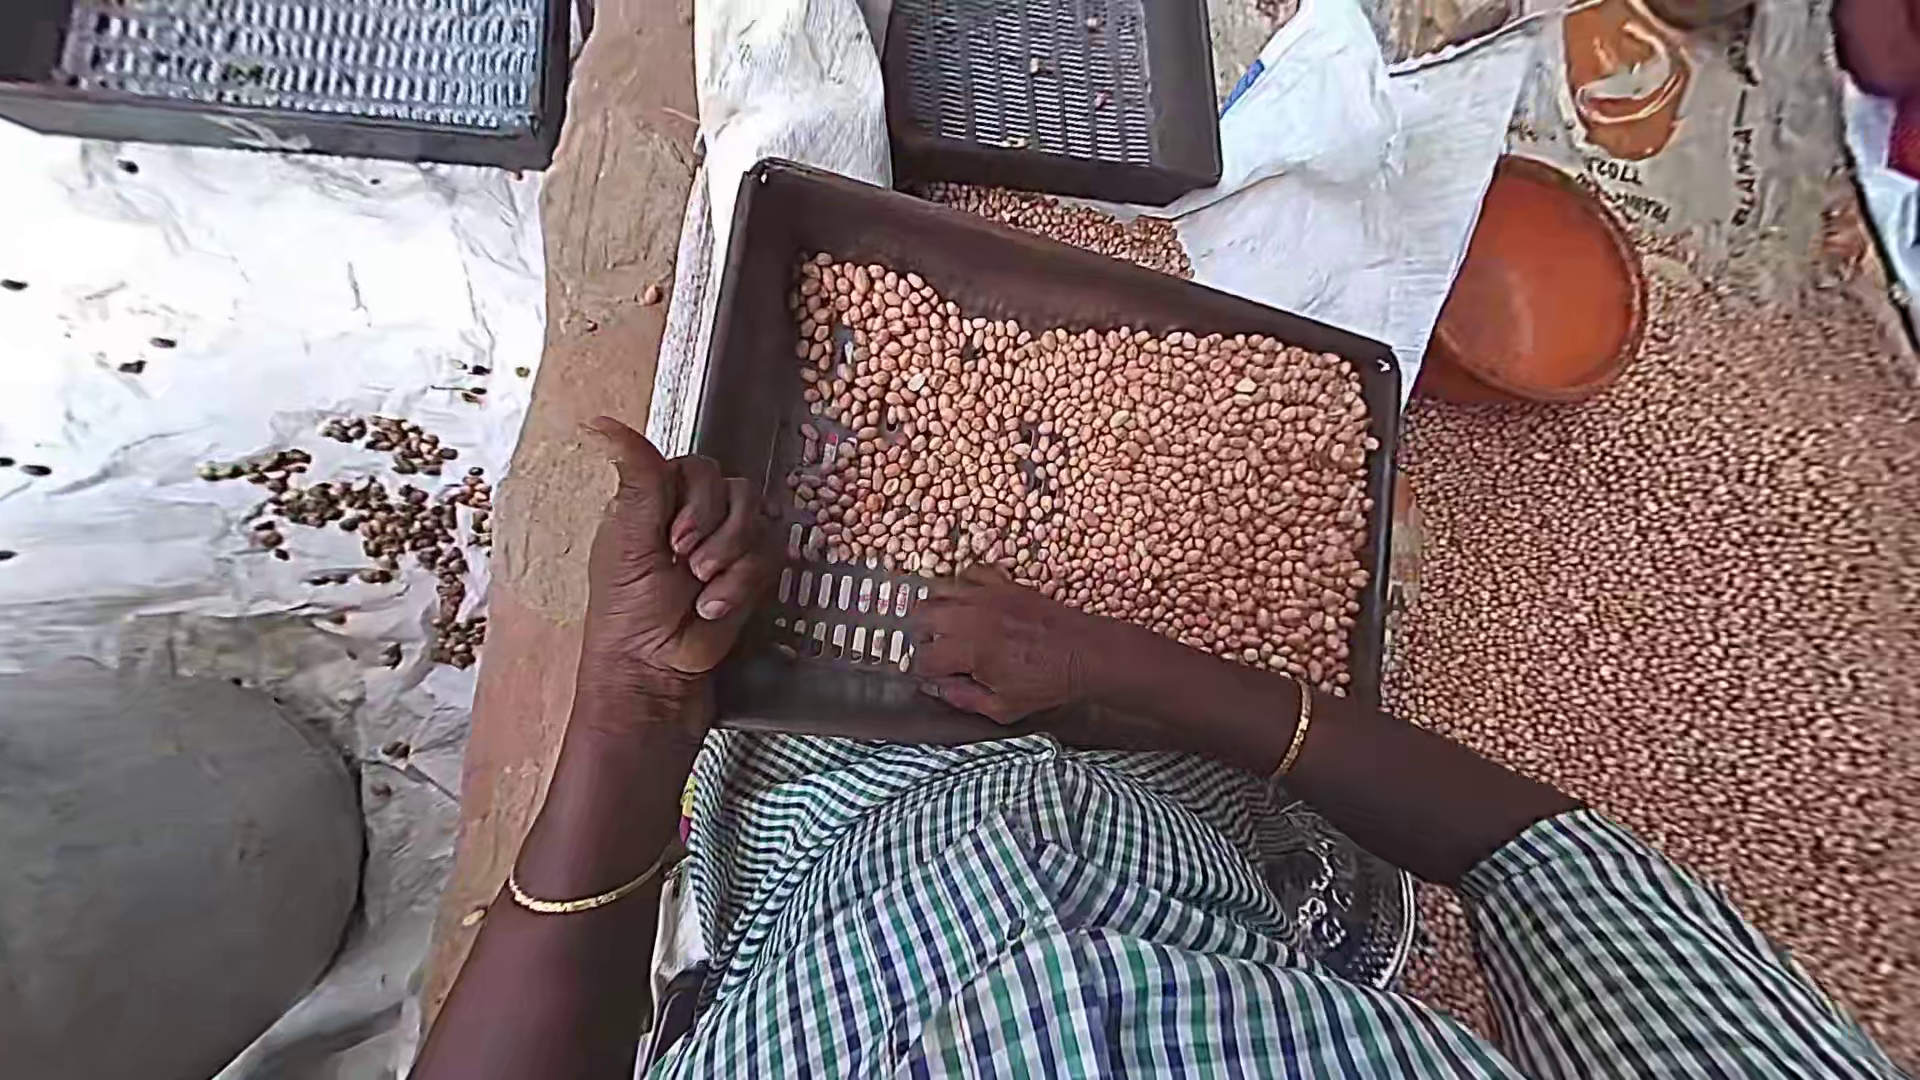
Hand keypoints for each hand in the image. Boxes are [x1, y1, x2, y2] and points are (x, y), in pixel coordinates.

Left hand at [577, 417, 775, 704]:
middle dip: (717, 531)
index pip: (701, 468)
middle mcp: (699, 516)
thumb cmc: (629, 611)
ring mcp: (730, 543)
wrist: (657, 669)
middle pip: (737, 490)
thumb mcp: (628, 543)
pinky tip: (716, 605)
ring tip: (701, 586)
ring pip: (758, 521)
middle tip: (689, 564)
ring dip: (731, 559)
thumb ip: (638, 483)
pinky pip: (769, 557)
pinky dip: (742, 584)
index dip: (698, 500)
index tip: (674, 538)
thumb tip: (603, 424)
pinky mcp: (753, 571)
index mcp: (661, 501)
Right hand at [910, 565, 1118, 723]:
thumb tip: (937, 688)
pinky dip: (962, 586)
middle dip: (922, 637)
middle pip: (922, 617)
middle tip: (938, 651)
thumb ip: (963, 698)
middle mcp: (972, 616)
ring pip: (939, 591)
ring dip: (936, 610)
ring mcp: (987, 595)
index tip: (934, 677)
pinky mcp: (1003, 583)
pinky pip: (969, 573)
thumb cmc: (1046, 683)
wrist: (1084, 653)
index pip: (924, 657)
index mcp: (970, 651)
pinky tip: (970, 603)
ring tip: (946, 627)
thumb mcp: (1003, 708)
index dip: (924, 672)